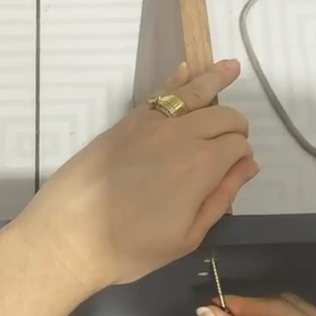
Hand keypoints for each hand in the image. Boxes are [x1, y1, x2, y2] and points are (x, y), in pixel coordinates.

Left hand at [11, 61, 258, 292]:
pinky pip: (158, 95)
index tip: (236, 171)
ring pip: (192, 93)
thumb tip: (247, 166)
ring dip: (215, 79)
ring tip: (232, 67)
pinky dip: (176, 81)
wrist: (68, 237)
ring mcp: (150, 124)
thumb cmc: (130, 248)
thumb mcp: (186, 237)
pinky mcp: (125, 123)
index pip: (238, 145)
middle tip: (233, 141)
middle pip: (222, 116)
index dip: (242, 156)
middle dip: (235, 125)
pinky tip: (185, 72)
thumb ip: (221, 197)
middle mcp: (181, 135)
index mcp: (202, 166)